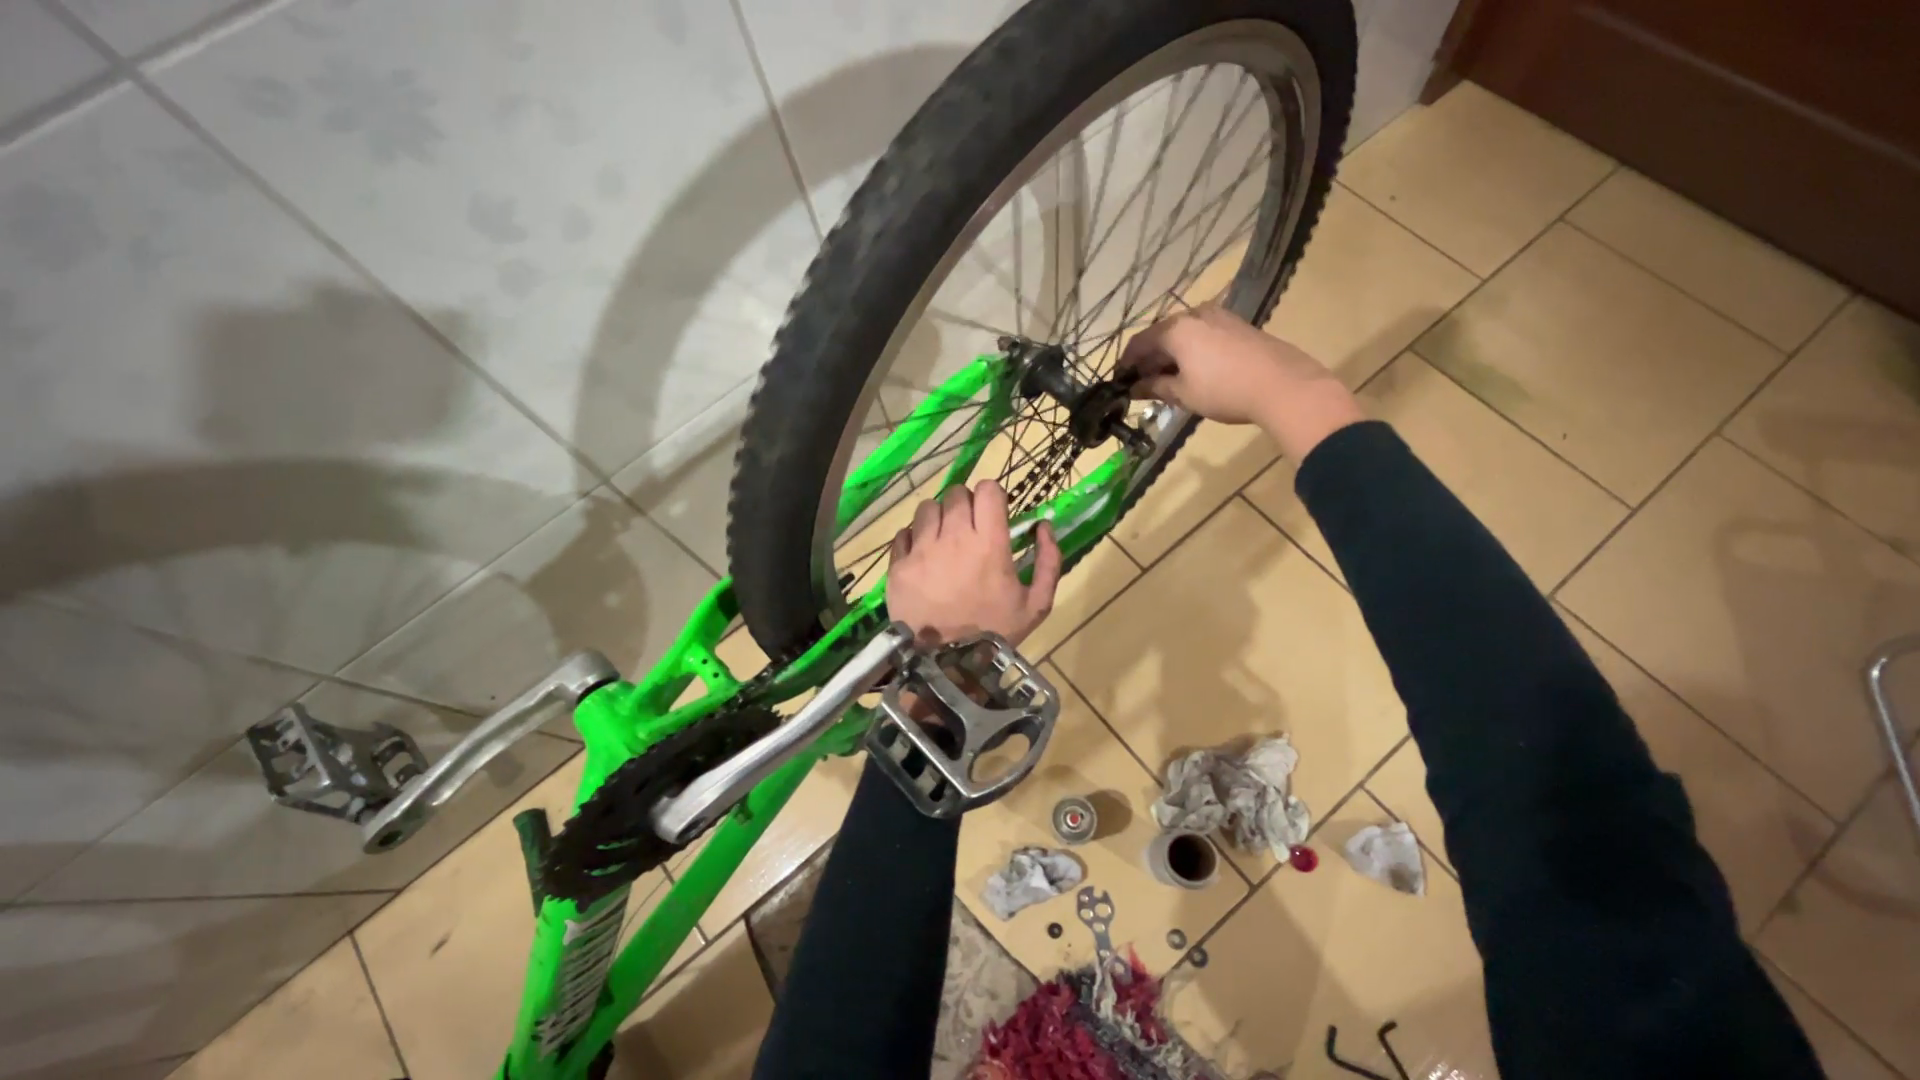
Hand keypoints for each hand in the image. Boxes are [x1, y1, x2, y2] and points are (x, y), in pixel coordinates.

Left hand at [887, 481, 1061, 648]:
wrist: (947, 666)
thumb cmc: (995, 635)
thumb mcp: (1037, 605)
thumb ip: (1049, 561)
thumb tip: (1045, 526)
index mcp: (989, 544)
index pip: (987, 489)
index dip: (991, 496)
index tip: (993, 512)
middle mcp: (953, 538)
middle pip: (955, 493)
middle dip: (965, 505)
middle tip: (968, 527)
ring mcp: (921, 551)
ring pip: (927, 508)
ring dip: (938, 518)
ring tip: (943, 540)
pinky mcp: (898, 566)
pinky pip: (903, 533)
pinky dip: (913, 539)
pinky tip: (923, 557)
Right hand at [1119, 303, 1364, 459]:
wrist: (1283, 385)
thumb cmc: (1224, 390)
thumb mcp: (1183, 394)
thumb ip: (1155, 387)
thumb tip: (1136, 388)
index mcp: (1176, 329)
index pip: (1139, 342)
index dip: (1127, 363)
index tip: (1121, 382)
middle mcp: (1195, 314)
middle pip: (1162, 334)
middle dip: (1150, 358)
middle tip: (1144, 383)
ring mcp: (1220, 316)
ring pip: (1184, 334)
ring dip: (1172, 354)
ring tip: (1170, 379)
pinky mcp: (1238, 325)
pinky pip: (1204, 334)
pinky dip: (1192, 350)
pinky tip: (1196, 371)